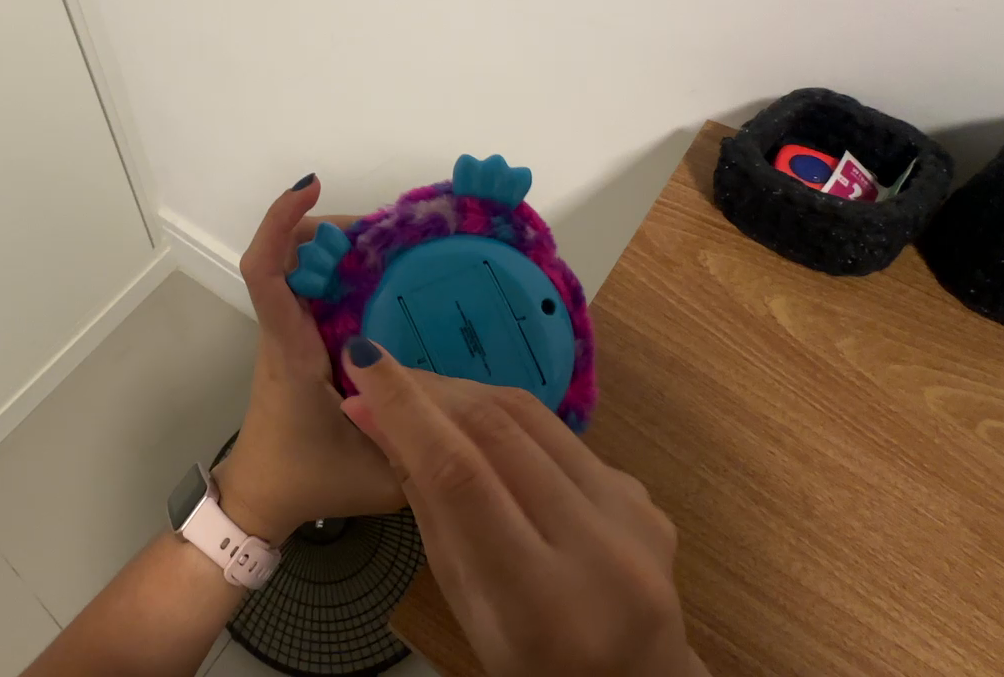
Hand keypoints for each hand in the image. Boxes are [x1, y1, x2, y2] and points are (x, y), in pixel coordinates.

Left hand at [213, 176, 406, 542]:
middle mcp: (286, 330)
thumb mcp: (379, 474)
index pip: (267, 274)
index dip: (279, 222)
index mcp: (292, 350)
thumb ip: (426, 445)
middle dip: (332, 226)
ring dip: (341, 246)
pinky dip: (345, 271)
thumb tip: (481, 411)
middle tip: (393, 231)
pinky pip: (315, 289)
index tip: (311, 186)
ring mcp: (289, 332)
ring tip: (400, 252)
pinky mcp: (299, 339)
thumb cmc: (309, 480)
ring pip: (301, 266)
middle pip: (289, 252)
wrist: (262, 496)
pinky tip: (392, 285)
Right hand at [340, 339, 706, 676]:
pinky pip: (560, 433)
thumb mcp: (461, 597)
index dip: (404, 409)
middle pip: (496, 432)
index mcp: (540, 602)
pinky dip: (506, 417)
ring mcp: (632, 515)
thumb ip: (423, 500)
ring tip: (421, 392)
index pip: (459, 477)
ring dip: (463, 392)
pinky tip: (480, 427)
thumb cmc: (527, 661)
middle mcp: (599, 550)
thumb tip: (368, 411)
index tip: (361, 357)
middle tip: (381, 374)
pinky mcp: (643, 492)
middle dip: (428, 390)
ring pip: (530, 415)